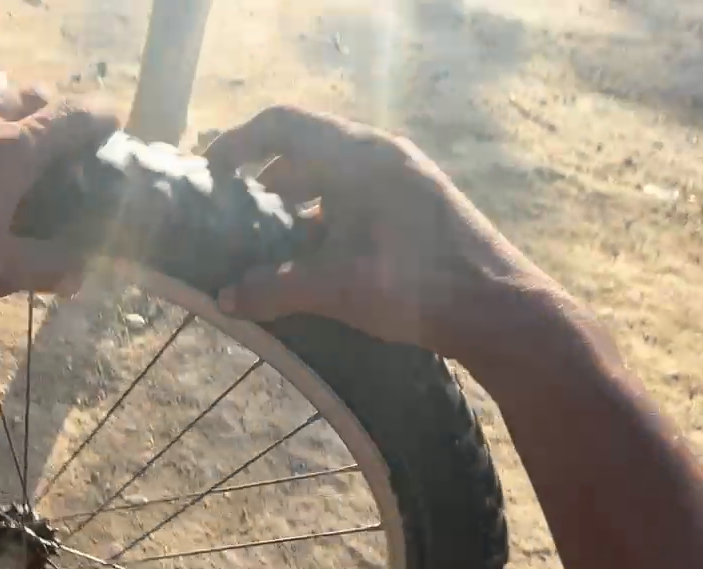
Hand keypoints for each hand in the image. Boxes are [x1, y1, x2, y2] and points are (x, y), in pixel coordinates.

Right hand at [206, 106, 582, 376]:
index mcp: (360, 159)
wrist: (495, 308)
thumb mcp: (333, 289)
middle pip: (301, 154)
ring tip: (263, 254)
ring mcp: (397, 181)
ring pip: (325, 181)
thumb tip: (223, 299)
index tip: (207, 176)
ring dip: (288, 211)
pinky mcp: (407, 207)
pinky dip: (317, 225)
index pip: (283, 126)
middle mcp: (379, 158)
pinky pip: (347, 201)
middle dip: (259, 189)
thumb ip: (271, 291)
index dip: (237, 144)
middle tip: (231, 227)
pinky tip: (305, 266)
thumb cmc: (415, 288)